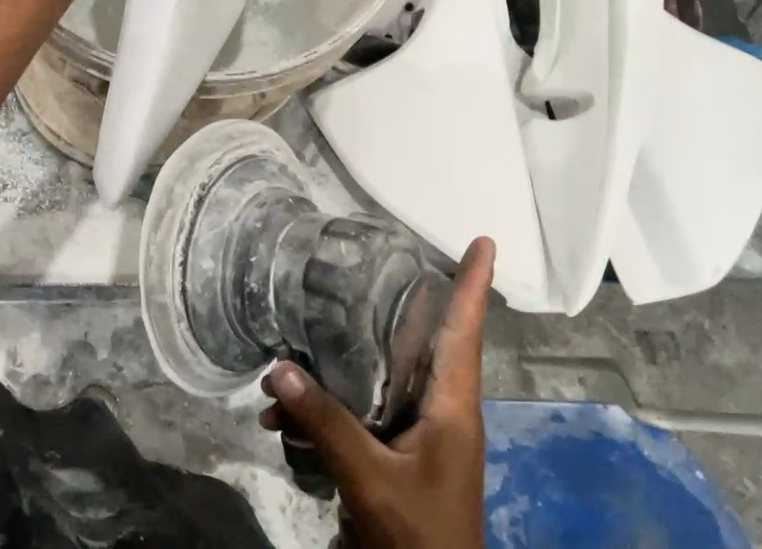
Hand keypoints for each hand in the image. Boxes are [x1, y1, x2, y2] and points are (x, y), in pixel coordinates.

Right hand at [260, 237, 495, 548]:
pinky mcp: (390, 452)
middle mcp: (438, 410)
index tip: (484, 242)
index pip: (465, 333)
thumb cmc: (418, 534)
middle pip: (415, 341)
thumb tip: (277, 368)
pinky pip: (354, 412)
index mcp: (453, 409)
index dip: (474, 286)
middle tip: (359, 266)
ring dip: (330, 371)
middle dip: (387, 305)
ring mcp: (415, 433)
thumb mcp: (370, 478)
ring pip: (375, 376)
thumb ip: (325, 422)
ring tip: (282, 365)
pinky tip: (280, 420)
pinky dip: (319, 411)